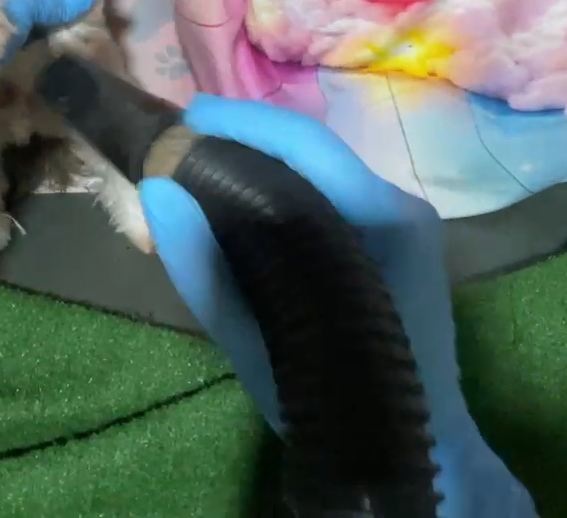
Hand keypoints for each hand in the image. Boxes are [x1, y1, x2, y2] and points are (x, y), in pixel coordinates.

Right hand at [141, 95, 535, 517]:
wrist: (410, 450)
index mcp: (381, 223)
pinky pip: (328, 188)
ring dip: (260, 154)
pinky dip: (280, 179)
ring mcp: (403, 214)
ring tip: (203, 158)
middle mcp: (399, 204)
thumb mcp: (251, 340)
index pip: (306, 144)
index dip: (243, 121)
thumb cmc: (331, 402)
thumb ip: (203, 268)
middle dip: (245, 134)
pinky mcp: (396, 229)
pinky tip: (243, 189)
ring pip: (319, 164)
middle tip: (184, 139)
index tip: (185, 117)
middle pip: (313, 147)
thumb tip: (156, 191)